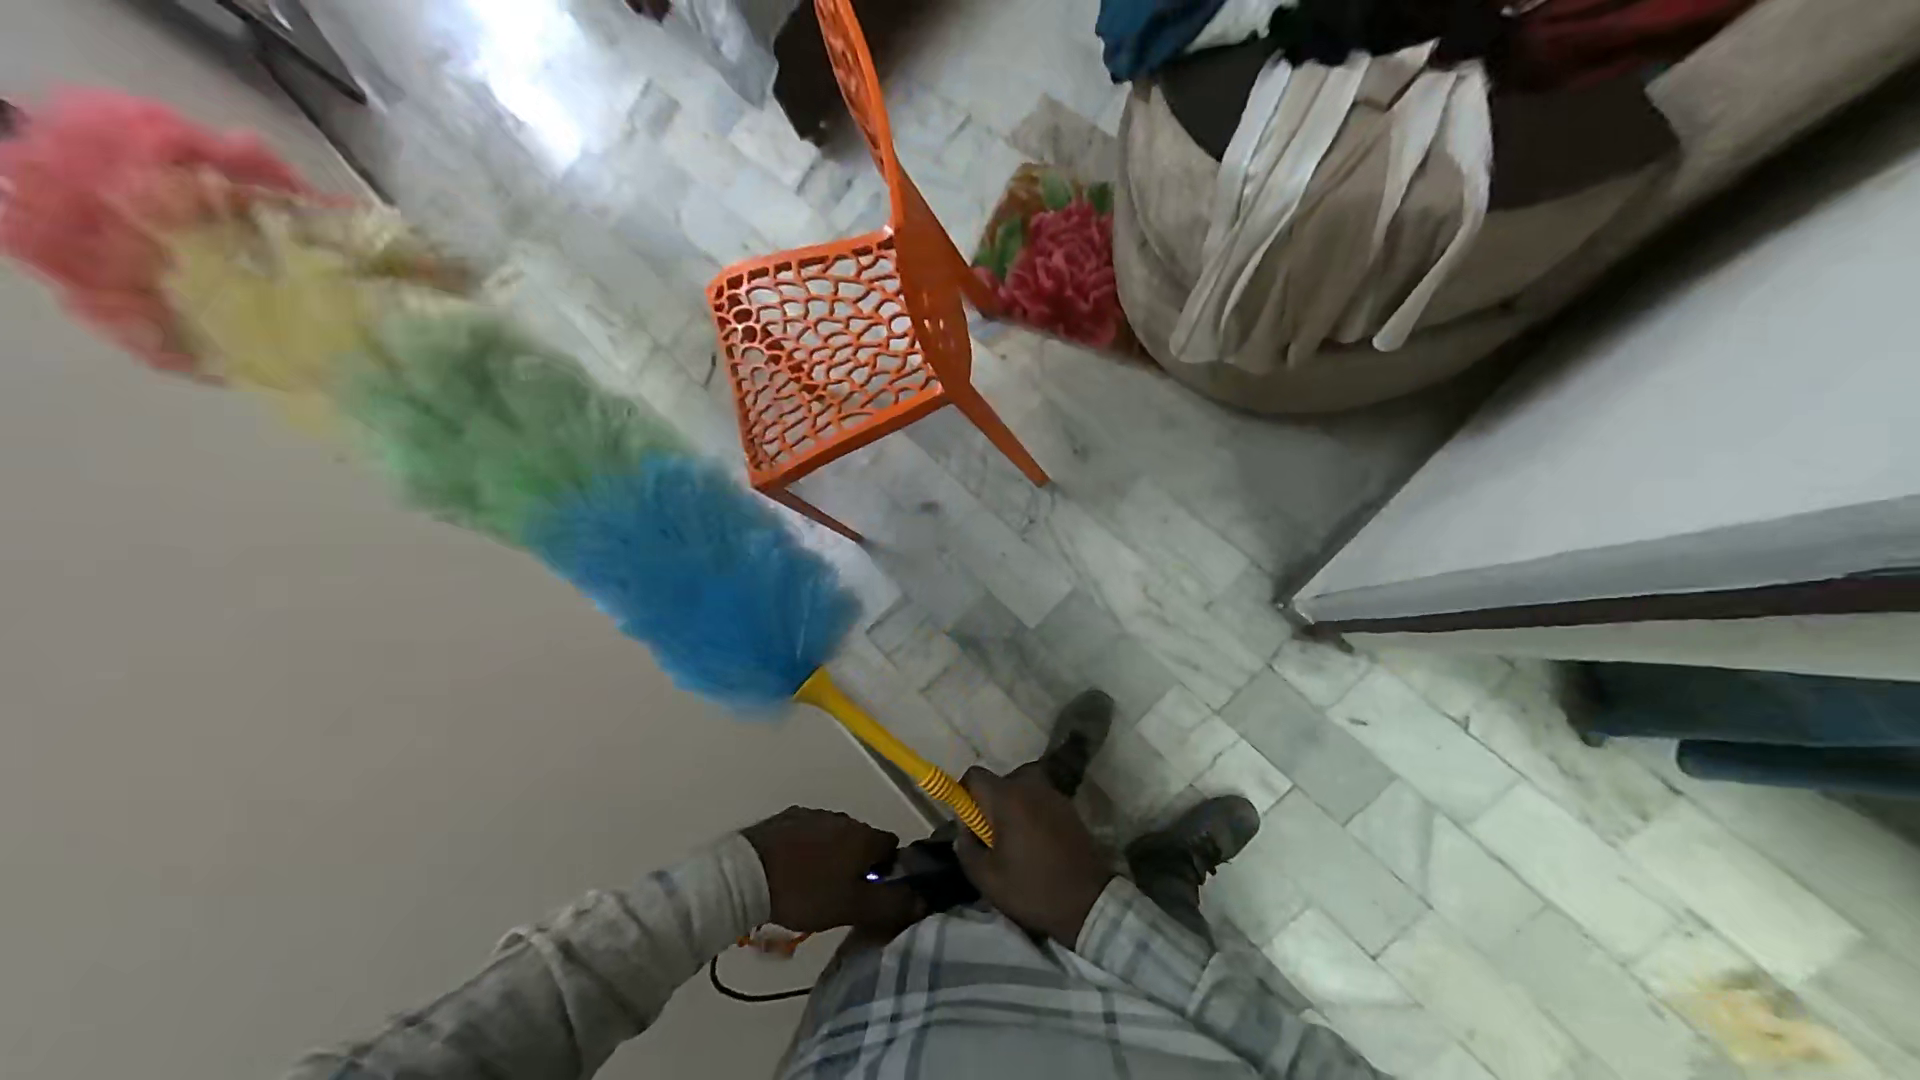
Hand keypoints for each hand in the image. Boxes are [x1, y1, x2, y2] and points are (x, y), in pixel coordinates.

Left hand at [742, 807, 921, 933]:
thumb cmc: (806, 891)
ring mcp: (814, 814)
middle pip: (863, 840)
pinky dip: (809, 848)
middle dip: (859, 863)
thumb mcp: (852, 907)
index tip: (872, 893)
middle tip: (843, 895)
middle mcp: (844, 818)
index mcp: (864, 836)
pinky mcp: (787, 817)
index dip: (888, 870)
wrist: (747, 873)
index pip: (892, 846)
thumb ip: (890, 904)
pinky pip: (810, 832)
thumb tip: (924, 899)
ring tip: (816, 884)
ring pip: (836, 835)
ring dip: (834, 854)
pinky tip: (794, 869)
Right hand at [954, 765, 1113, 944]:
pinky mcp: (1069, 807)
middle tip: (990, 835)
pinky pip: (1040, 799)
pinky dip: (1032, 811)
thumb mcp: (987, 878)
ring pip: (1021, 788)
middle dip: (989, 802)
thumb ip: (966, 847)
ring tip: (1014, 839)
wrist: (1089, 902)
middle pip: (999, 780)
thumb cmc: (1033, 889)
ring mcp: (1054, 794)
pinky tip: (1036, 842)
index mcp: (1007, 798)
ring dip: (1012, 806)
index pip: (974, 775)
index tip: (967, 820)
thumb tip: (964, 829)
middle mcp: (1031, 786)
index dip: (964, 793)